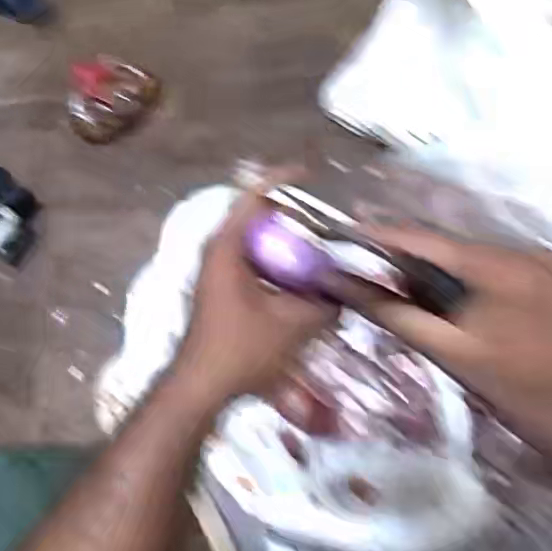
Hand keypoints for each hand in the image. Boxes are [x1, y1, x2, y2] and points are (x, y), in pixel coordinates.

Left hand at [170, 190, 338, 409]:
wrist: (202, 380)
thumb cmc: (242, 347)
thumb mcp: (293, 324)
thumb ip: (325, 301)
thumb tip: (349, 289)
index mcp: (226, 246)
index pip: (252, 198)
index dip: (279, 179)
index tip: (309, 171)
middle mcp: (217, 249)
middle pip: (255, 217)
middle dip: (292, 214)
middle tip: (331, 219)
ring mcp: (217, 267)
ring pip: (255, 241)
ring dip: (286, 242)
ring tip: (326, 247)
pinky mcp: (222, 285)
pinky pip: (253, 261)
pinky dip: (278, 262)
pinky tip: (306, 279)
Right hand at [333, 226, 551, 482]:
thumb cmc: (538, 398)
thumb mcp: (453, 355)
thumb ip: (389, 311)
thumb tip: (331, 280)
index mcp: (498, 263)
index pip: (414, 236)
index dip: (365, 235)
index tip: (324, 238)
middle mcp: (518, 252)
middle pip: (435, 243)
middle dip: (388, 253)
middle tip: (343, 265)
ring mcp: (538, 268)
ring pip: (456, 258)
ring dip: (417, 269)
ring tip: (374, 281)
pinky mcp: (547, 287)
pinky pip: (480, 272)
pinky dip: (447, 282)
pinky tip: (425, 298)